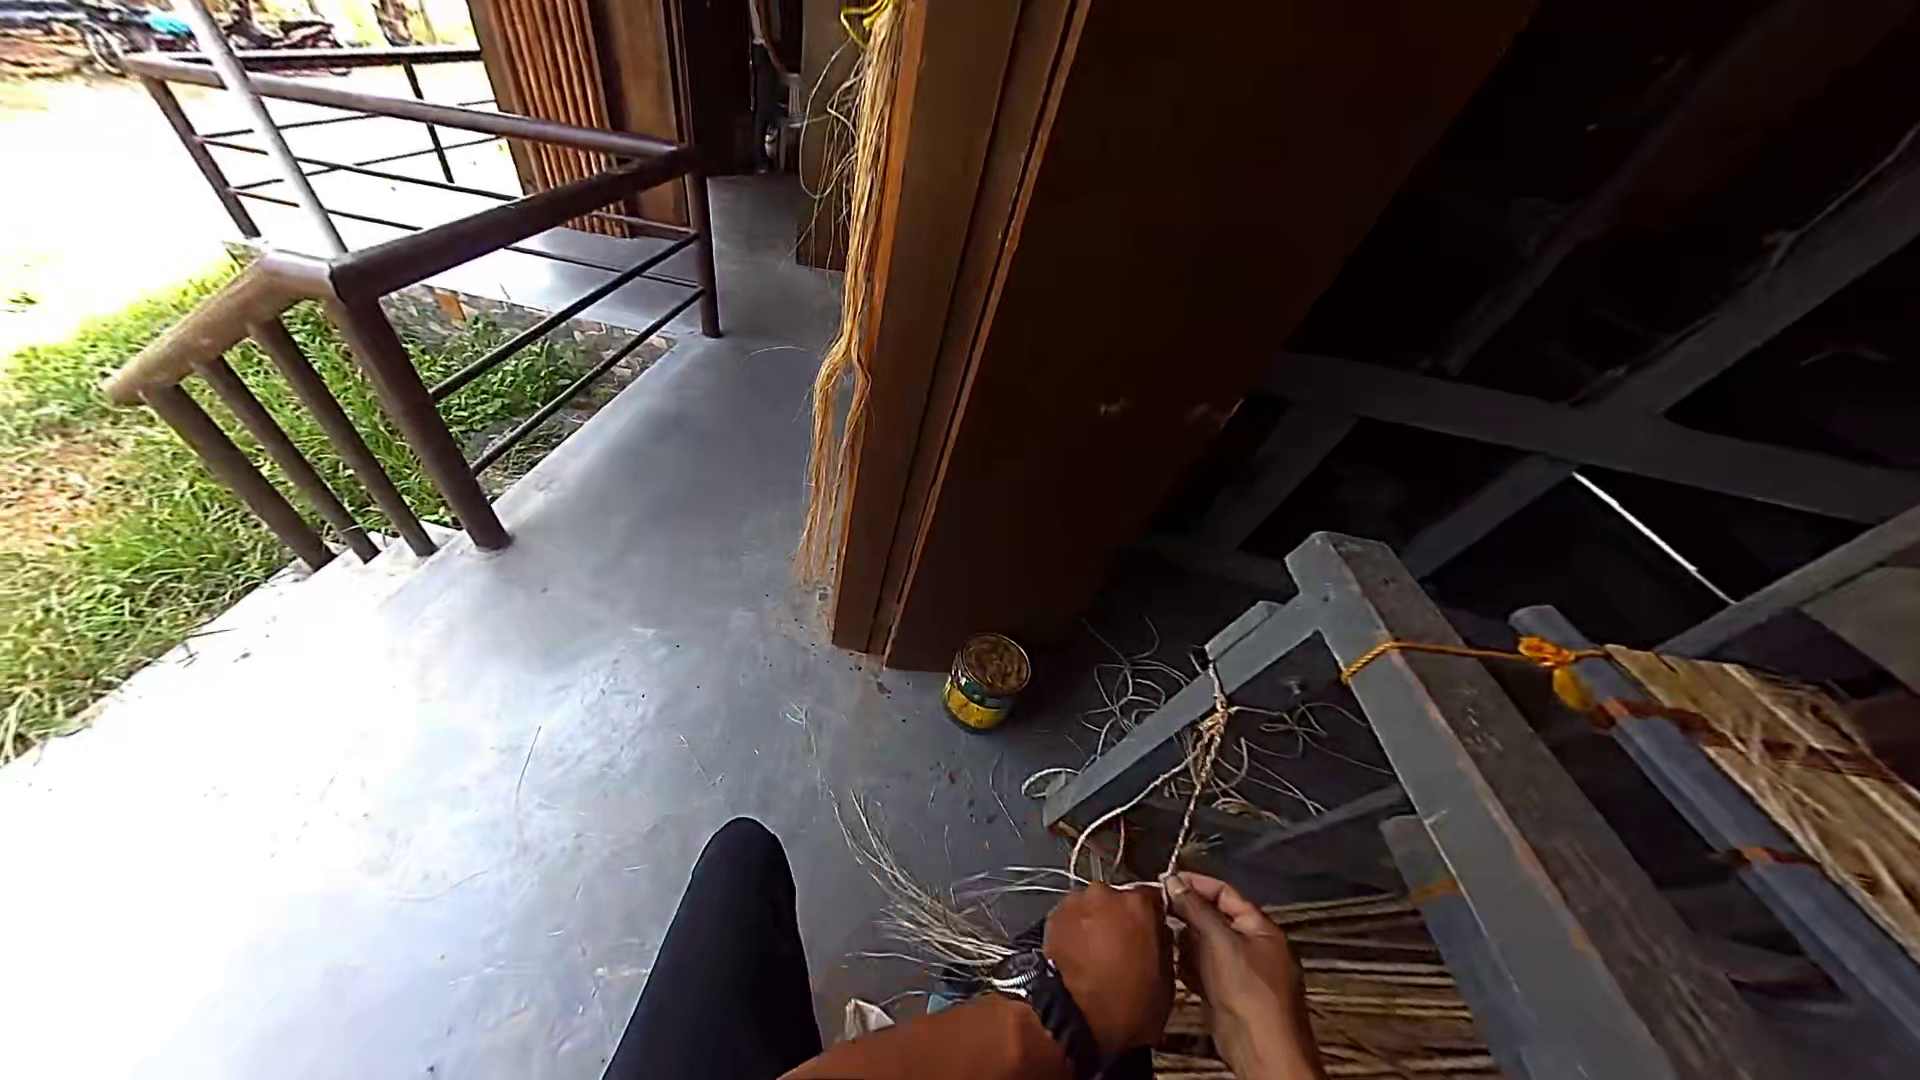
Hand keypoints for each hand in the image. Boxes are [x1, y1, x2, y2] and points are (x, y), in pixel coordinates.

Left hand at [1042, 882, 1173, 1055]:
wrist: (1073, 1018)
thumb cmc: (1123, 1007)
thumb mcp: (1165, 985)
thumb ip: (1165, 947)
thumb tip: (1160, 935)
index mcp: (1138, 906)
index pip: (1154, 897)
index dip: (1155, 916)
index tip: (1154, 930)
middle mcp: (1106, 894)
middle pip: (1121, 901)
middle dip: (1123, 919)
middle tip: (1124, 948)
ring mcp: (1077, 901)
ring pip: (1095, 907)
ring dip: (1098, 923)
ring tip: (1099, 954)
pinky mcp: (1055, 914)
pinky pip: (1073, 916)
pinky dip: (1077, 929)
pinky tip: (1080, 954)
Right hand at [1164, 872, 1325, 1079]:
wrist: (1261, 1051)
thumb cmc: (1254, 997)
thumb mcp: (1220, 940)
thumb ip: (1196, 908)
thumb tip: (1176, 883)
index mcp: (1260, 929)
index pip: (1224, 893)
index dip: (1196, 883)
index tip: (1170, 880)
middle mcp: (1251, 948)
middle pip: (1212, 918)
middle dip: (1188, 913)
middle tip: (1163, 906)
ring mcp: (1238, 972)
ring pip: (1204, 944)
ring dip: (1185, 941)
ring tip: (1168, 938)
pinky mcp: (1225, 993)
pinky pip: (1201, 969)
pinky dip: (1188, 965)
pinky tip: (1178, 965)